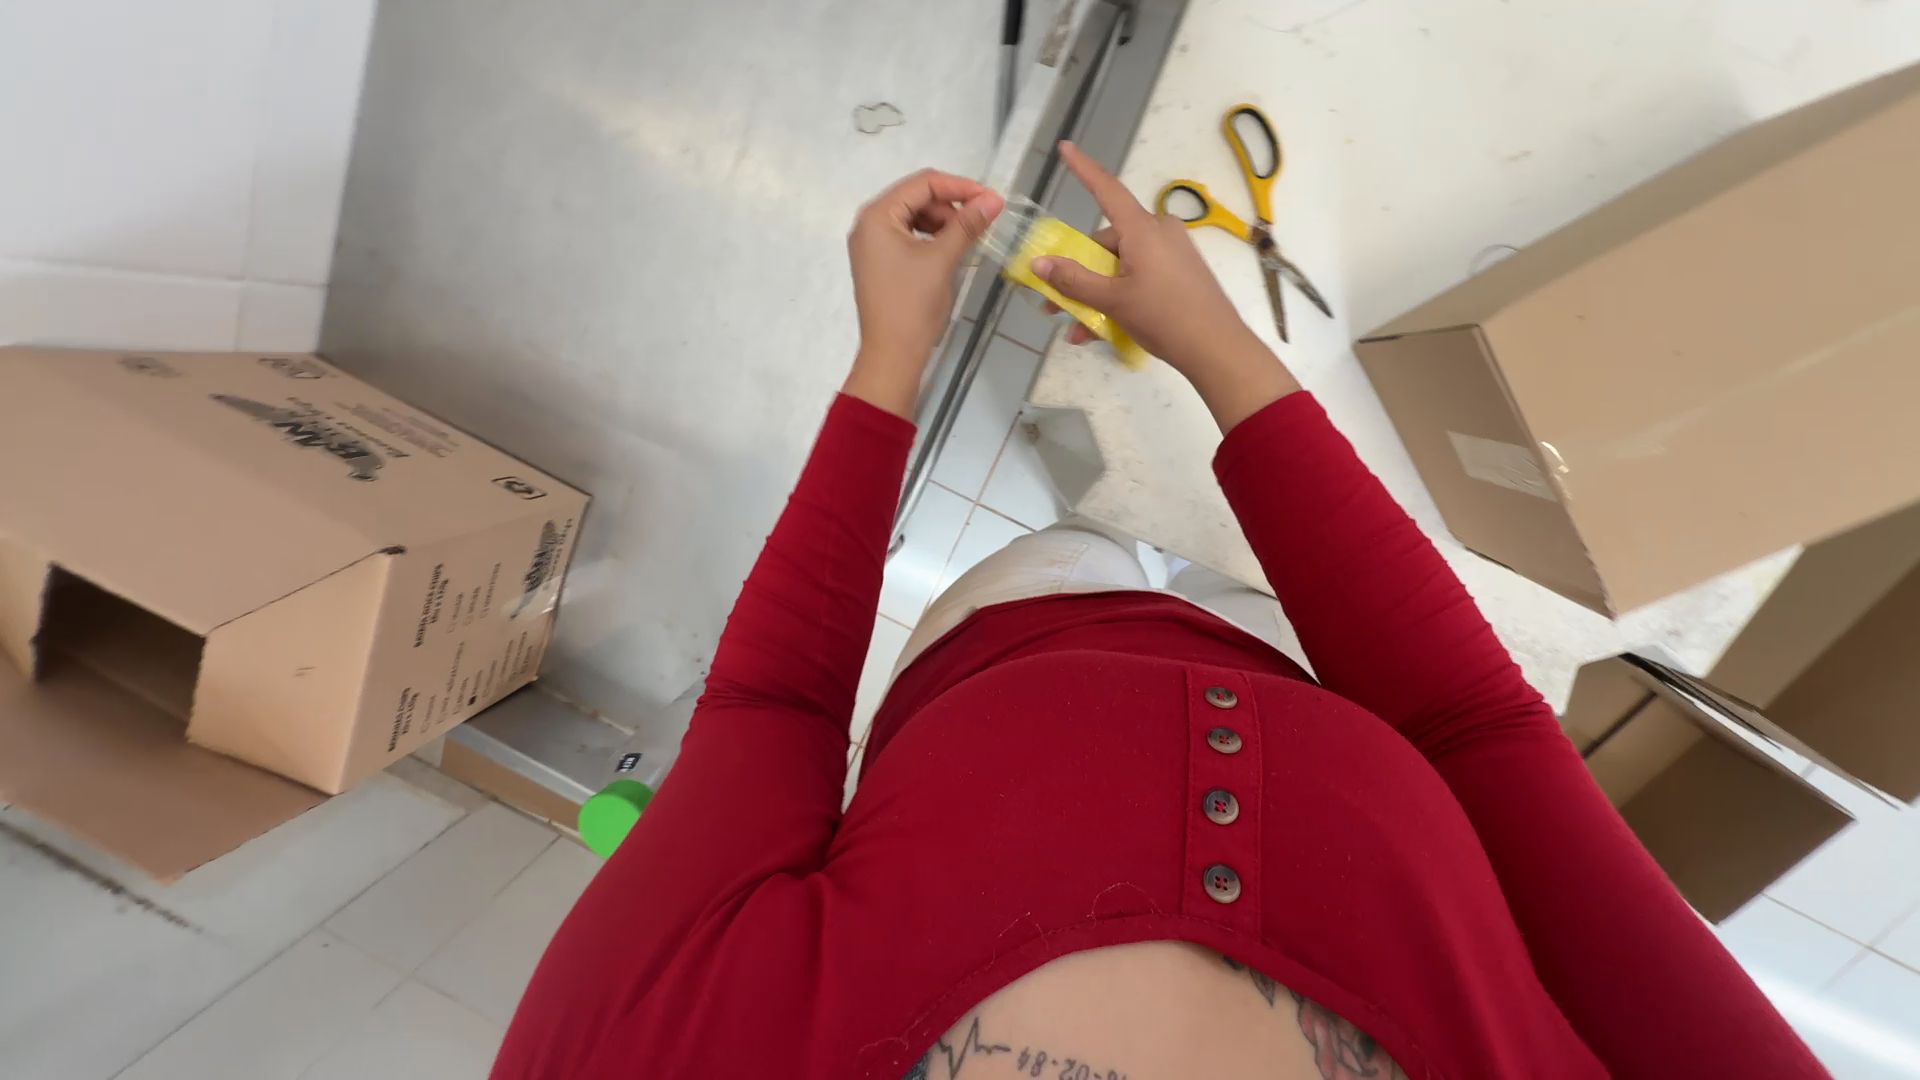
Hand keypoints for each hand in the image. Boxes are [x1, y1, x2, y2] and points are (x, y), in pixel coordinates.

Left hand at [844, 169, 1004, 416]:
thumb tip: (993, 200)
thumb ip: (967, 225)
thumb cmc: (913, 306)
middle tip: (981, 222)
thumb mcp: (942, 260)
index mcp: (877, 216)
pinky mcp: (878, 263)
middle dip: (951, 206)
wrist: (892, 355)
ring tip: (967, 239)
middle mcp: (868, 224)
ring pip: (913, 218)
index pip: (922, 183)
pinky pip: (907, 238)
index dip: (960, 187)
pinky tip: (950, 251)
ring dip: (942, 223)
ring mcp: (871, 245)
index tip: (991, 199)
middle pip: (916, 198)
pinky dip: (930, 239)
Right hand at [1032, 142, 1297, 430]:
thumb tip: (1039, 263)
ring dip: (1095, 296)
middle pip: (1106, 243)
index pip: (1106, 189)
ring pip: (1120, 266)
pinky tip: (1103, 330)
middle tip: (1055, 305)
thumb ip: (1073, 281)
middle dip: (1079, 273)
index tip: (1065, 148)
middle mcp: (1158, 232)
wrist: (1216, 347)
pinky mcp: (1179, 273)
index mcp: (1142, 229)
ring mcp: (1171, 252)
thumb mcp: (1112, 301)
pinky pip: (1138, 277)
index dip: (1083, 169)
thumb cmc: (1164, 317)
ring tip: (1079, 331)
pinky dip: (1118, 299)